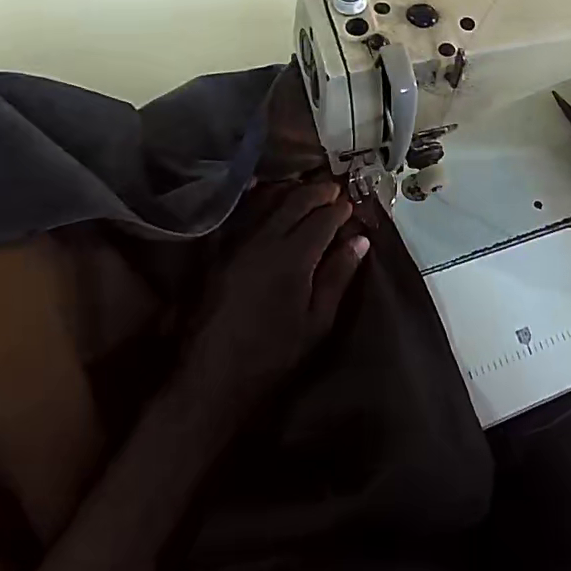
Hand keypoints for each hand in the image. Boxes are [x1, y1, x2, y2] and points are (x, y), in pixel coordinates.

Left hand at [185, 179, 369, 407]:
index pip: (323, 218)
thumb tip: (359, 240)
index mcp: (294, 257)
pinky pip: (240, 215)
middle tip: (334, 189)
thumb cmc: (273, 356)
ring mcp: (235, 244)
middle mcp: (264, 241)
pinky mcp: (216, 253)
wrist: (210, 381)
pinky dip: (257, 199)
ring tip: (306, 189)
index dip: (341, 208)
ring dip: (290, 191)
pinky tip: (263, 194)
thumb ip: (338, 276)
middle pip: (295, 201)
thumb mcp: (317, 322)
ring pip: (266, 201)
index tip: (352, 205)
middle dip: (318, 191)